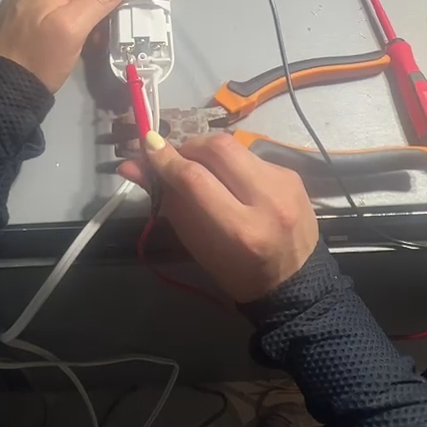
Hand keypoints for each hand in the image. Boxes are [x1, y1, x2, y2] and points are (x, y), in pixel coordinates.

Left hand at [0, 0, 133, 91]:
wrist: (3, 86)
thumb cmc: (42, 59)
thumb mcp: (75, 28)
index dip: (106, 3)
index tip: (104, 30)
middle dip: (91, 10)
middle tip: (91, 40)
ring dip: (76, 16)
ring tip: (74, 43)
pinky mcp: (16, 9)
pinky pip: (48, 6)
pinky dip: (58, 19)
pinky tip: (55, 38)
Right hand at [116, 133, 318, 302]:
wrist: (295, 281)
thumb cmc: (235, 270)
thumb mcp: (196, 241)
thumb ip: (166, 199)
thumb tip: (131, 165)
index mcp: (240, 229)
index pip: (195, 179)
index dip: (166, 159)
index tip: (147, 145)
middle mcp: (267, 200)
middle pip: (219, 148)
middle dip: (189, 145)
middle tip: (176, 158)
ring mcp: (285, 183)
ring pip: (236, 146)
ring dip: (209, 151)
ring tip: (201, 168)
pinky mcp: (293, 174)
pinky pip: (252, 155)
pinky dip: (232, 162)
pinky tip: (230, 179)